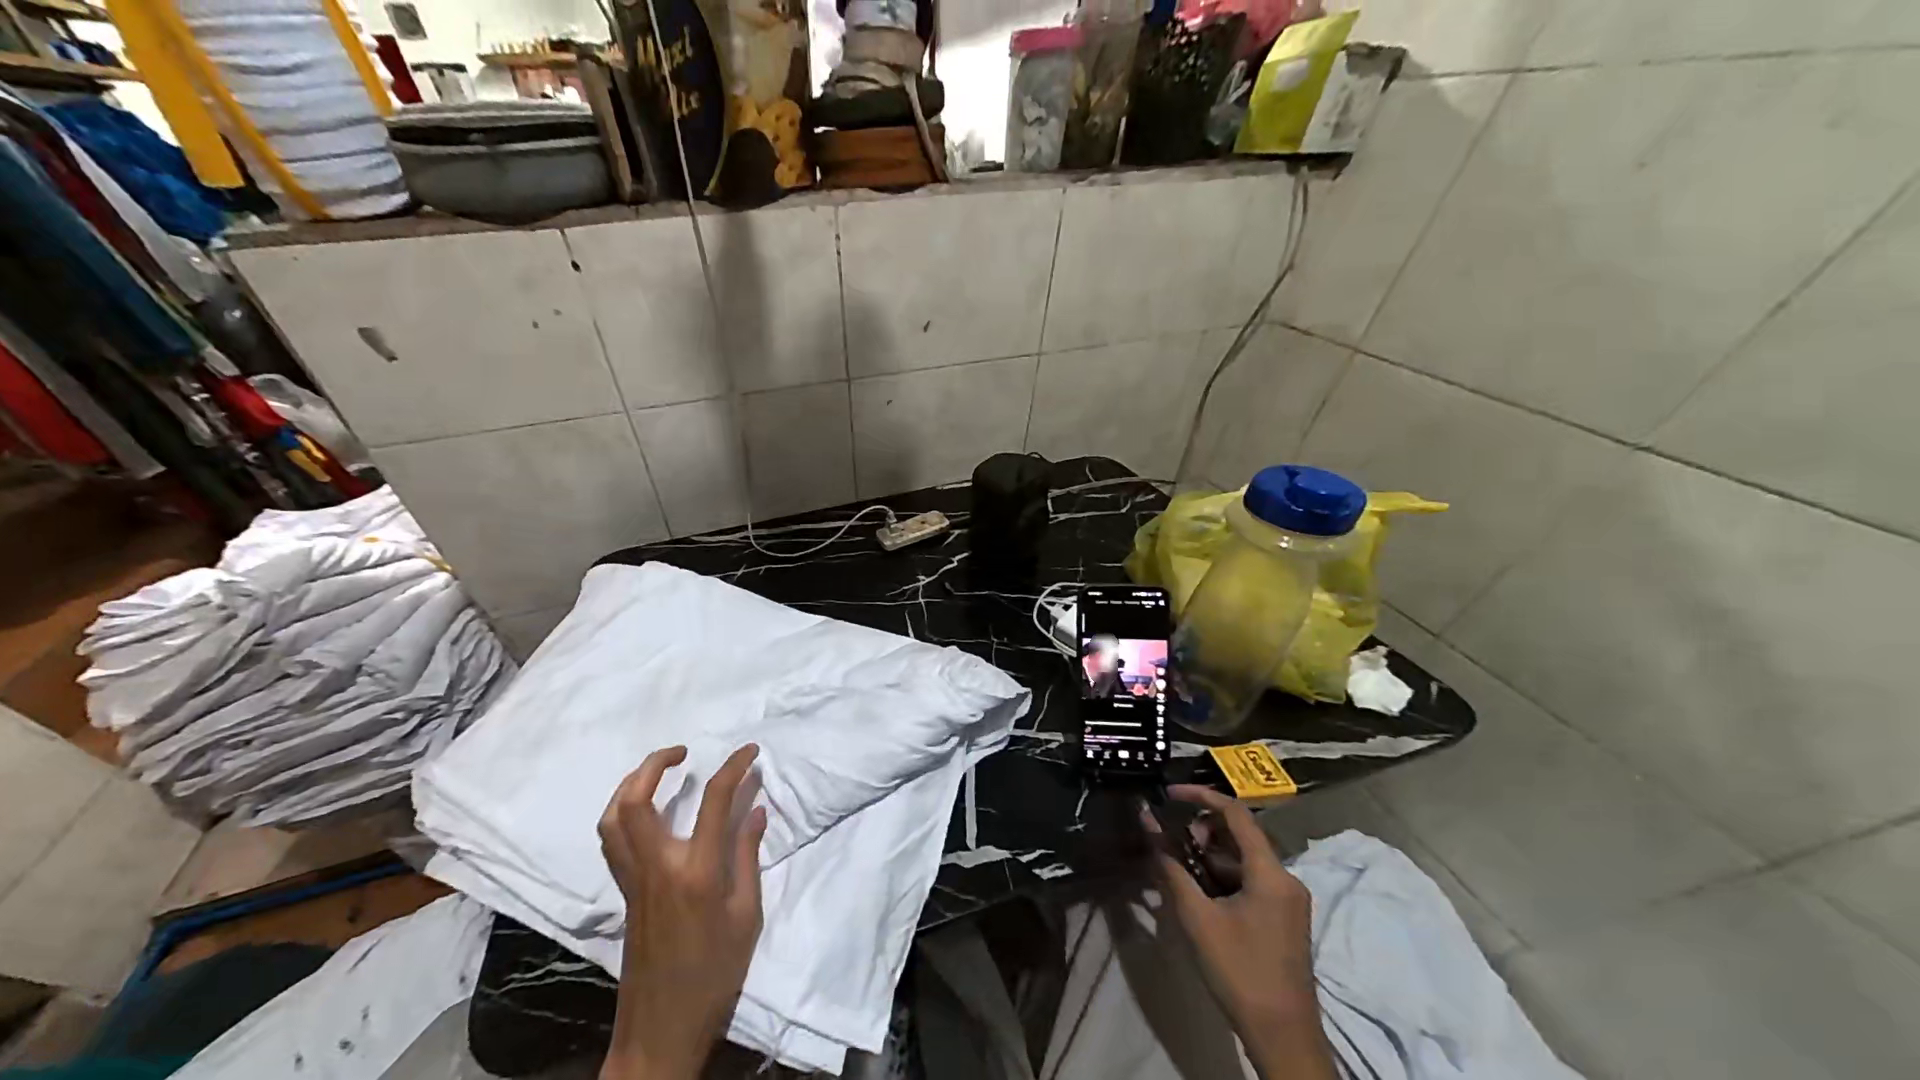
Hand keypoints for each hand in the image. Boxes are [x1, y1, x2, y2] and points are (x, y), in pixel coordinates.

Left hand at [598, 744, 767, 1079]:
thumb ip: (748, 857)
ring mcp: (633, 880)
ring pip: (612, 819)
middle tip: (683, 751)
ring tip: (658, 772)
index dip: (733, 767)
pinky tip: (646, 812)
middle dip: (655, 764)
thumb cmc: (715, 974)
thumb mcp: (747, 917)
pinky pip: (612, 840)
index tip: (750, 751)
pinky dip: (623, 812)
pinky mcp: (623, 893)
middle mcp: (656, 867)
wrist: (662, 1027)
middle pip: (636, 801)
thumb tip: (755, 810)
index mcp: (695, 872)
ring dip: (631, 785)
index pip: (712, 801)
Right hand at [1146, 785, 1336, 1079]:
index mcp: (1271, 873)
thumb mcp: (1198, 919)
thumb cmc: (1240, 972)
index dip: (1201, 797)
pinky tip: (1197, 893)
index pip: (1236, 814)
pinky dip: (1222, 877)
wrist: (1283, 1037)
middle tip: (1171, 844)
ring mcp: (1287, 900)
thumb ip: (1172, 870)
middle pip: (1240, 835)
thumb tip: (1148, 831)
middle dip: (1201, 831)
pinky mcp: (1283, 917)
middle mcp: (1285, 878)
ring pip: (1243, 859)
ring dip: (1209, 856)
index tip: (1168, 794)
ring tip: (1178, 870)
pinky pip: (1250, 880)